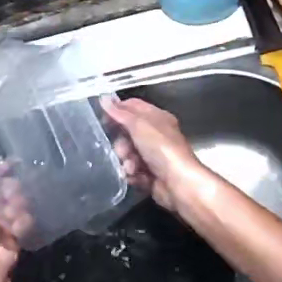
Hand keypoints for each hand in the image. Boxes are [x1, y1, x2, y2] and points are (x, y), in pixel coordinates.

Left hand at [0, 183, 19, 278]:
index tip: (14, 163)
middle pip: (3, 191)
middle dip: (11, 189)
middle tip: (15, 192)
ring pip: (15, 206)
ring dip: (18, 207)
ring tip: (16, 213)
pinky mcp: (12, 238)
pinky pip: (22, 223)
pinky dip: (23, 223)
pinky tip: (20, 227)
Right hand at [101, 97, 215, 212]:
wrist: (179, 184)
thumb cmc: (161, 148)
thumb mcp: (139, 125)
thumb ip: (119, 113)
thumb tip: (103, 98)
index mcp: (158, 118)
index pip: (133, 107)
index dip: (118, 110)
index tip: (102, 118)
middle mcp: (157, 135)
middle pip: (128, 133)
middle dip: (121, 142)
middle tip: (121, 150)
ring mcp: (154, 155)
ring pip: (129, 153)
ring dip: (126, 160)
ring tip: (130, 167)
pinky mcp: (151, 174)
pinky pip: (133, 170)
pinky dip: (132, 173)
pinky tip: (134, 176)